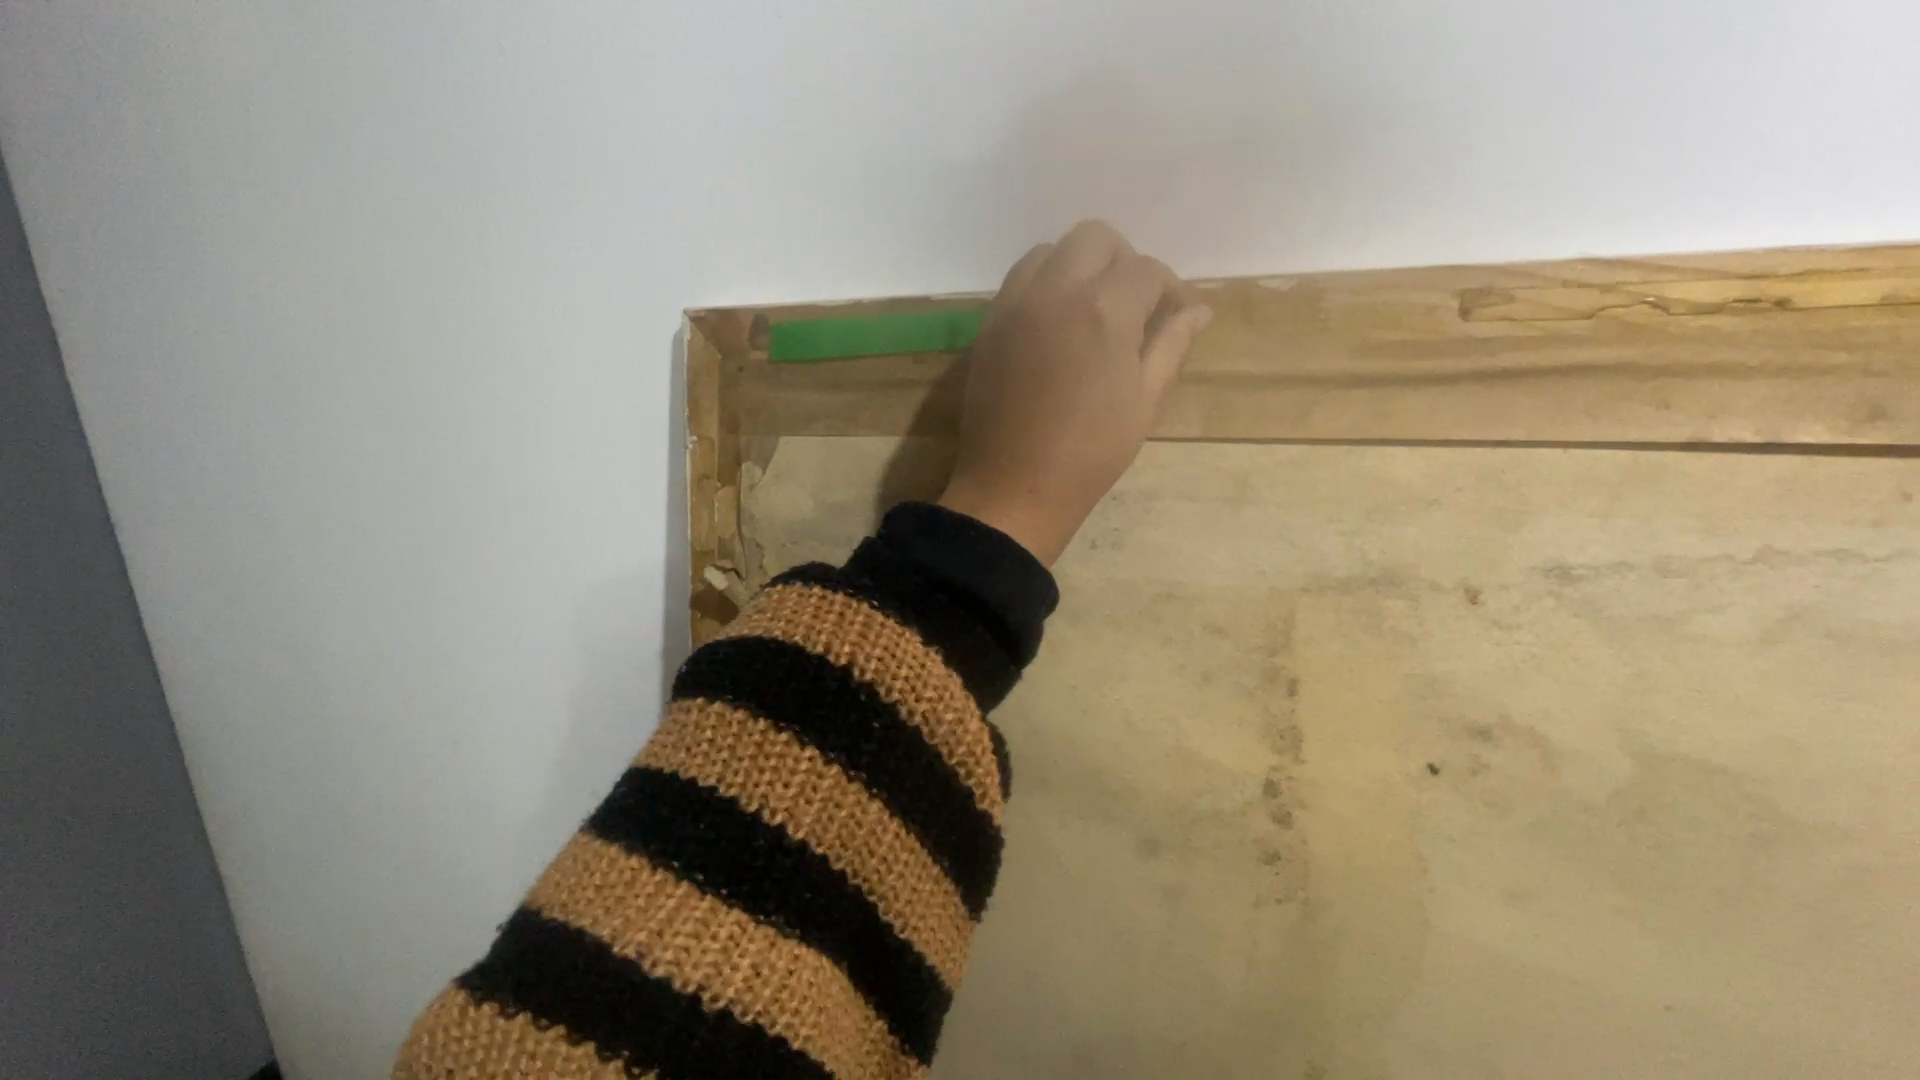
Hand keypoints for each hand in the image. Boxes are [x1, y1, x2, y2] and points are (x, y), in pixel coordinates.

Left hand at [937, 221, 1210, 566]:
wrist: (1015, 487)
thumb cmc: (1091, 452)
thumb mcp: (1145, 401)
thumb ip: (1171, 344)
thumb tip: (1198, 309)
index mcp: (1104, 309)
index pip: (1147, 269)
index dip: (1169, 288)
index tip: (1174, 317)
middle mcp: (1055, 291)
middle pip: (1094, 239)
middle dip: (1123, 262)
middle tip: (1134, 306)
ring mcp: (1014, 305)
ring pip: (1049, 251)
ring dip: (1078, 267)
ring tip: (1092, 311)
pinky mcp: (989, 325)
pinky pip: (1019, 280)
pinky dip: (1043, 286)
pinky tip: (1056, 326)